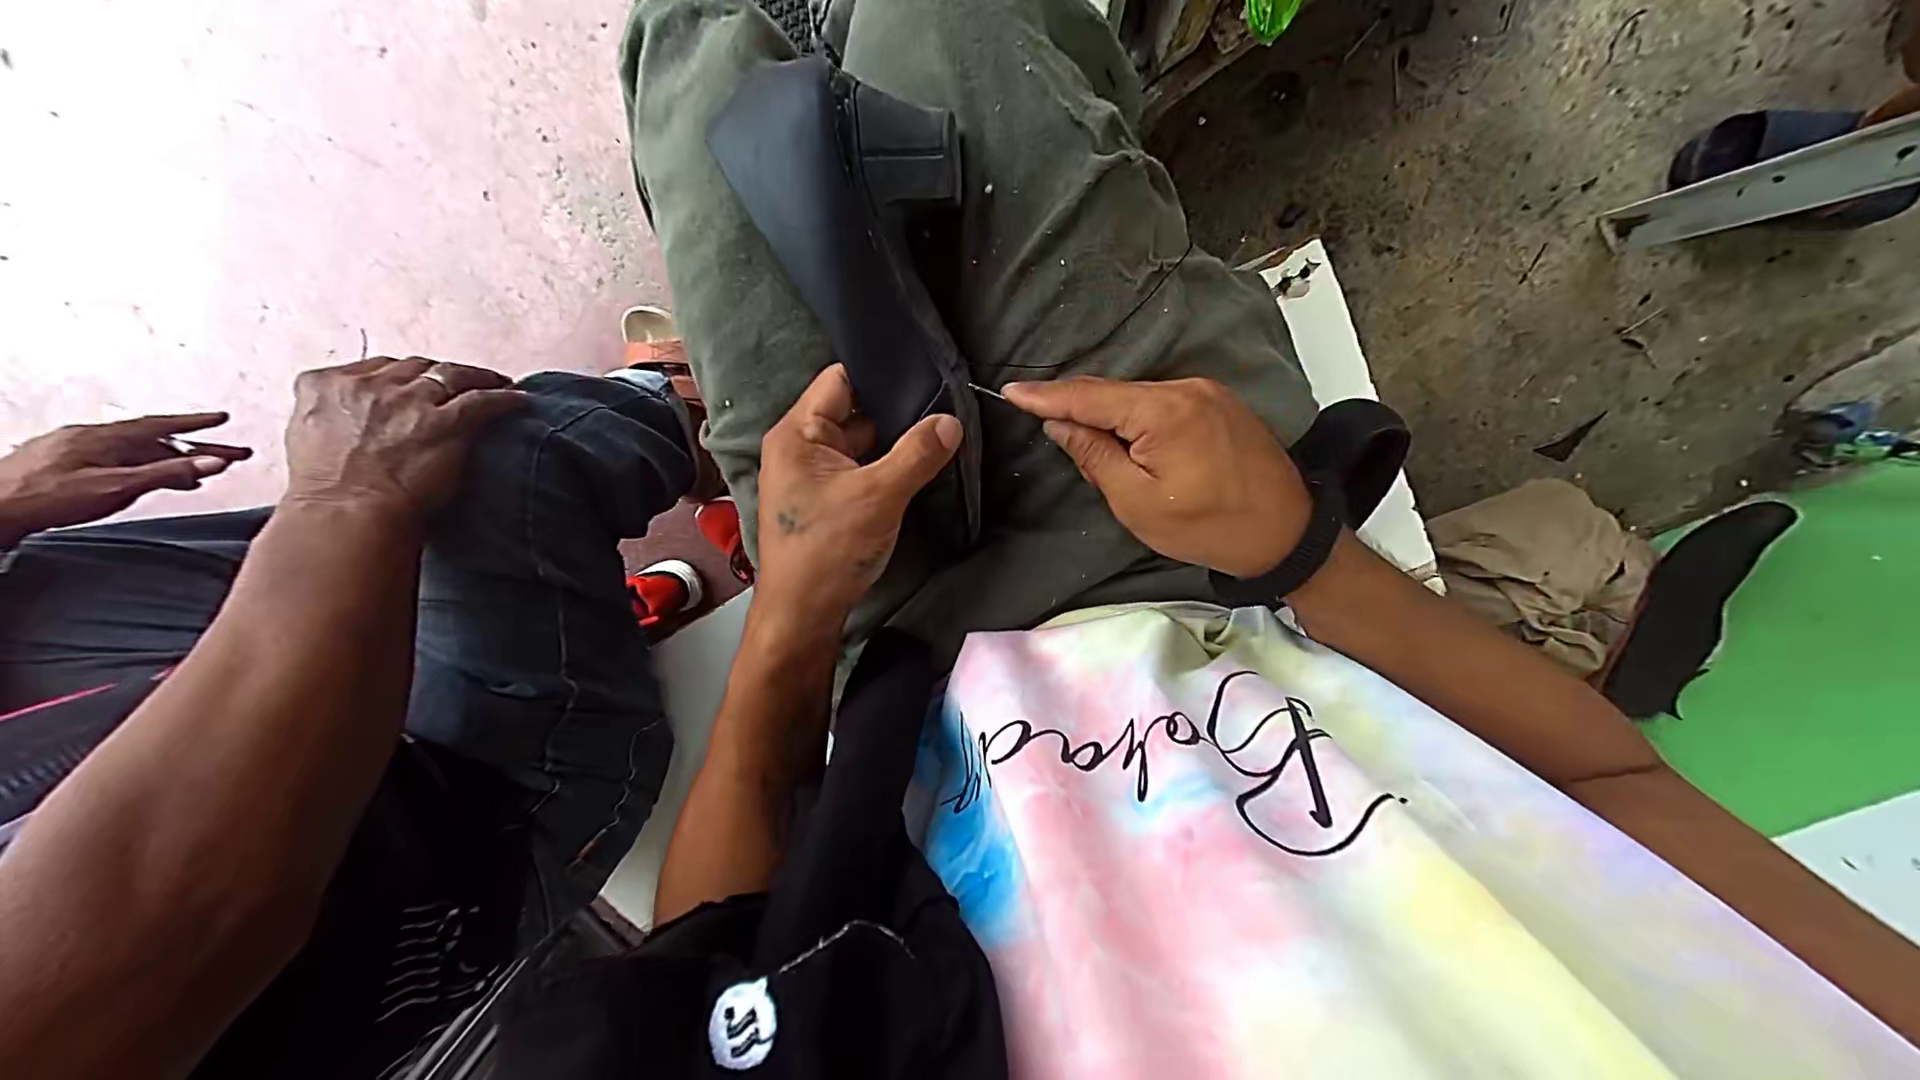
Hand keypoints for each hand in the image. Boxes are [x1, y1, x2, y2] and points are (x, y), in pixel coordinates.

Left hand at [0, 414, 251, 544]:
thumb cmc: (45, 497)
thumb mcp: (119, 486)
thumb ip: (170, 473)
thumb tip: (213, 462)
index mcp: (100, 438)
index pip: (159, 425)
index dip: (194, 422)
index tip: (220, 418)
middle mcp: (87, 439)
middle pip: (154, 441)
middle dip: (196, 448)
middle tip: (231, 454)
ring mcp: (73, 452)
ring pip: (137, 452)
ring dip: (173, 461)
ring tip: (200, 473)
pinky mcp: (64, 466)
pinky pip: (118, 461)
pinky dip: (146, 468)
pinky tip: (155, 479)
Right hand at [283, 357, 526, 523]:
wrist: (347, 510)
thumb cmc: (328, 490)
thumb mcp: (310, 435)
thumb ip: (335, 416)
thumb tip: (353, 419)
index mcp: (326, 385)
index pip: (379, 366)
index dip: (409, 374)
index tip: (426, 382)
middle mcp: (369, 385)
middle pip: (418, 367)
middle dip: (444, 373)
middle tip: (467, 382)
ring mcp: (410, 401)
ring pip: (453, 376)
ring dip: (480, 378)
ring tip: (500, 384)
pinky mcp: (446, 422)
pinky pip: (485, 400)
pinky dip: (507, 399)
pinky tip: (521, 401)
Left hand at [754, 364, 961, 619]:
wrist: (804, 613)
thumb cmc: (829, 550)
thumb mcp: (878, 496)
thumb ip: (916, 454)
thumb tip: (951, 421)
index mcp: (798, 433)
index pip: (840, 380)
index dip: (880, 372)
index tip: (925, 371)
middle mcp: (802, 446)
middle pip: (855, 411)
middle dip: (897, 410)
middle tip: (945, 403)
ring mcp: (816, 474)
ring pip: (863, 443)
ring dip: (896, 442)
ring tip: (941, 430)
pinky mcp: (829, 498)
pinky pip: (863, 468)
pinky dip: (888, 466)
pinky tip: (921, 463)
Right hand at [1003, 376, 1308, 577]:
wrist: (1287, 534)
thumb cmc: (1209, 528)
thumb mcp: (1137, 502)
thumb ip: (1094, 456)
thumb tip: (1061, 424)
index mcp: (1164, 411)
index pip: (1089, 396)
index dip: (1045, 395)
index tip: (1011, 390)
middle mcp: (1186, 388)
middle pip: (1112, 392)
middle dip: (1077, 411)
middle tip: (1049, 431)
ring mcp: (1206, 392)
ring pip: (1136, 397)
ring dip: (1107, 417)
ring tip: (1094, 449)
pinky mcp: (1218, 403)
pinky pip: (1160, 402)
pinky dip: (1134, 418)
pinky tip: (1127, 440)